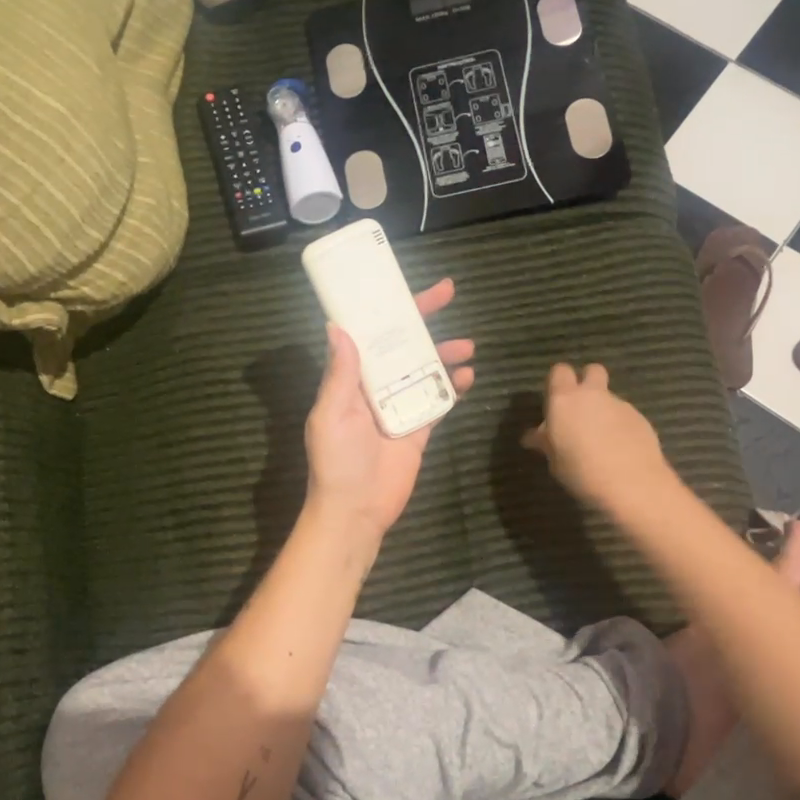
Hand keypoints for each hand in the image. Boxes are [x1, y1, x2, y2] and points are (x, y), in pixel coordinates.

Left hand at [304, 278, 474, 540]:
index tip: (406, 287)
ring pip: (424, 369)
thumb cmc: (337, 462)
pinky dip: (454, 386)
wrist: (356, 511)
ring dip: (444, 353)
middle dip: (424, 320)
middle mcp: (374, 388)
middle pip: (402, 345)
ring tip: (467, 346)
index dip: (387, 309)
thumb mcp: (331, 413)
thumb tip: (336, 327)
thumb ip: (339, 373)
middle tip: (449, 294)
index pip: (369, 334)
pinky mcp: (418, 429)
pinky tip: (468, 376)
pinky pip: (438, 400)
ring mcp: (399, 407)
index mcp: (349, 380)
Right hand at [520, 363, 667, 509]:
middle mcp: (593, 395)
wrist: (633, 484)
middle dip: (586, 382)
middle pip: (592, 370)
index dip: (557, 382)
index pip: (559, 371)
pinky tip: (619, 449)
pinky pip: (624, 415)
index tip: (555, 402)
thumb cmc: (582, 473)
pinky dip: (619, 426)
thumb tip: (534, 436)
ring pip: (608, 397)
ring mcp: (620, 404)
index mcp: (565, 401)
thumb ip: (546, 442)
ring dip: (602, 410)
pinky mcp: (641, 418)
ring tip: (601, 441)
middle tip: (580, 410)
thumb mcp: (555, 461)